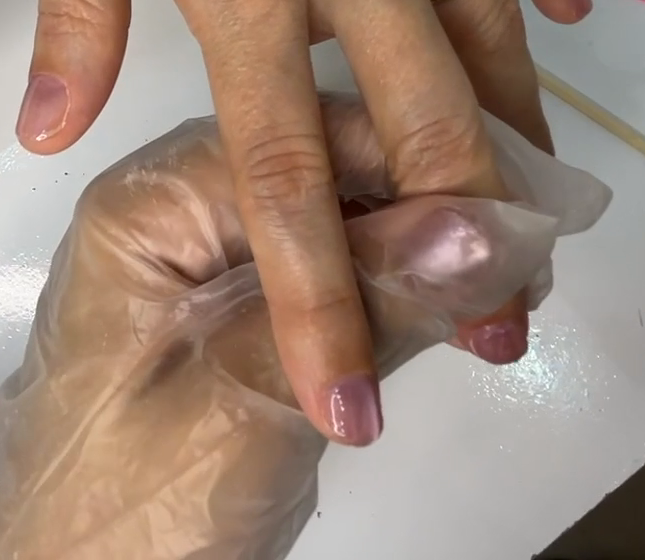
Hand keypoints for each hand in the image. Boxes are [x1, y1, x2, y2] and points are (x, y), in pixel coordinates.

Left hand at [0, 97, 609, 558]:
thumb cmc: (124, 506)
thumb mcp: (248, 402)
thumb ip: (363, 306)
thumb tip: (495, 224)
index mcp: (152, 201)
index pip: (298, 137)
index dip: (412, 167)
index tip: (519, 221)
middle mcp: (175, 205)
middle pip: (317, 168)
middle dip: (421, 215)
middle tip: (517, 284)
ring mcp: (202, 253)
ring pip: (330, 217)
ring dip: (413, 256)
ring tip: (494, 308)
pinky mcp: (229, 303)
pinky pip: (320, 268)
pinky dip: (384, 291)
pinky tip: (442, 318)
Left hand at [13, 0, 587, 442]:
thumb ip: (77, 10)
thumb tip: (48, 127)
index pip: (281, 169)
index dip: (315, 297)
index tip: (344, 391)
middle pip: (419, 131)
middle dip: (457, 252)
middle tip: (493, 338)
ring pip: (488, 41)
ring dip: (514, 147)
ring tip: (535, 232)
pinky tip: (558, 35)